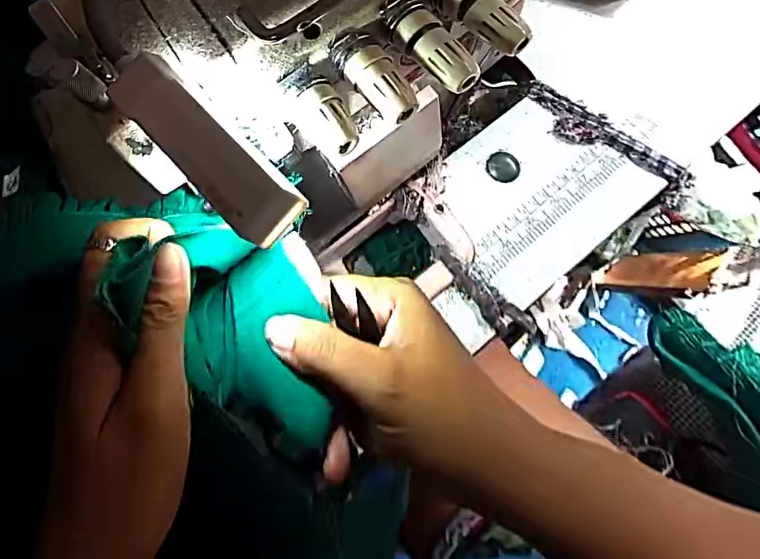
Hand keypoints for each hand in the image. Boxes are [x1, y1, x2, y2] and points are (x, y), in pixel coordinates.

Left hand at [39, 219, 191, 558]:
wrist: (95, 556)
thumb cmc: (129, 478)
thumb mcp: (154, 396)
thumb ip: (161, 323)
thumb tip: (170, 251)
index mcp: (90, 336)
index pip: (102, 251)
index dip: (144, 232)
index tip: (190, 237)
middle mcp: (85, 340)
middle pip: (113, 268)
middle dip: (159, 250)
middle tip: (211, 254)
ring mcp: (94, 362)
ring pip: (124, 295)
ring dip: (163, 279)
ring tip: (211, 278)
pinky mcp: (108, 381)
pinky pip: (132, 324)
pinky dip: (161, 309)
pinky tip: (192, 320)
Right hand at [263, 275, 522, 488]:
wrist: (490, 466)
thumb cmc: (439, 414)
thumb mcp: (377, 381)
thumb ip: (324, 351)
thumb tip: (272, 325)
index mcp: (389, 298)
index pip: (325, 291)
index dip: (297, 319)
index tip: (269, 353)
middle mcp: (386, 316)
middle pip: (326, 335)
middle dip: (314, 384)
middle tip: (302, 418)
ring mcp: (386, 351)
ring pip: (334, 372)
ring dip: (328, 415)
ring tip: (332, 454)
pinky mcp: (387, 383)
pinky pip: (350, 394)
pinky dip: (343, 426)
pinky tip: (343, 460)